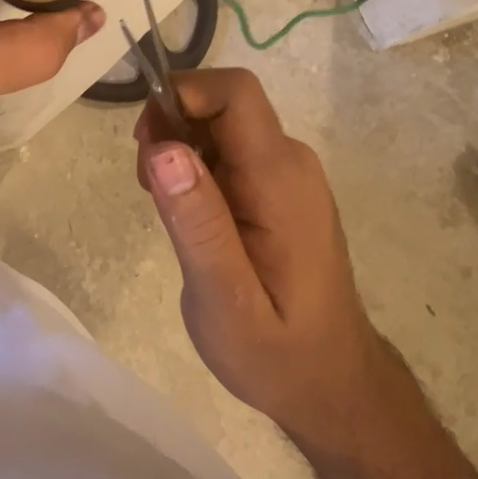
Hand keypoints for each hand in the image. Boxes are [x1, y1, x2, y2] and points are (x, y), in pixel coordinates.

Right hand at [136, 69, 477, 478]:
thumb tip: (163, 147)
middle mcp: (289, 162)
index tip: (146, 141)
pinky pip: (227, 150)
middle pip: (221, 103)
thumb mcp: (225, 299)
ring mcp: (287, 174)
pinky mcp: (278, 188)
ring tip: (166, 210)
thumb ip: (196, 222)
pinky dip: (194, 166)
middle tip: (148, 189)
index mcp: (279, 178)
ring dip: (178, 148)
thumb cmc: (276, 351)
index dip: (183, 93)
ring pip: (218, 125)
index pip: (235, 92)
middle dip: (170, 126)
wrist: (331, 386)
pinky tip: (188, 216)